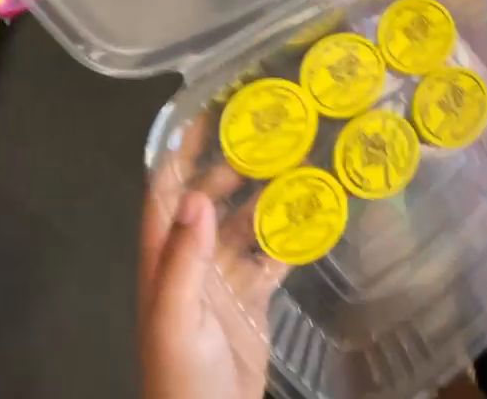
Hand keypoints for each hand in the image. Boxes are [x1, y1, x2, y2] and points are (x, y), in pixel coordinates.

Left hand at [140, 115, 285, 398]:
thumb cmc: (183, 377)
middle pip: (211, 201)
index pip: (166, 196)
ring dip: (270, 195)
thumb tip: (195, 196)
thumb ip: (183, 262)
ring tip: (304, 162)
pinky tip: (319, 210)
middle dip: (235, 165)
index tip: (205, 114)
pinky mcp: (254, 295)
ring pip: (247, 223)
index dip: (179, 154)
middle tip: (274, 133)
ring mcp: (225, 279)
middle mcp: (194, 261)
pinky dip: (293, 232)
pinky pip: (274, 253)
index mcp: (166, 262)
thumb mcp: (175, 321)